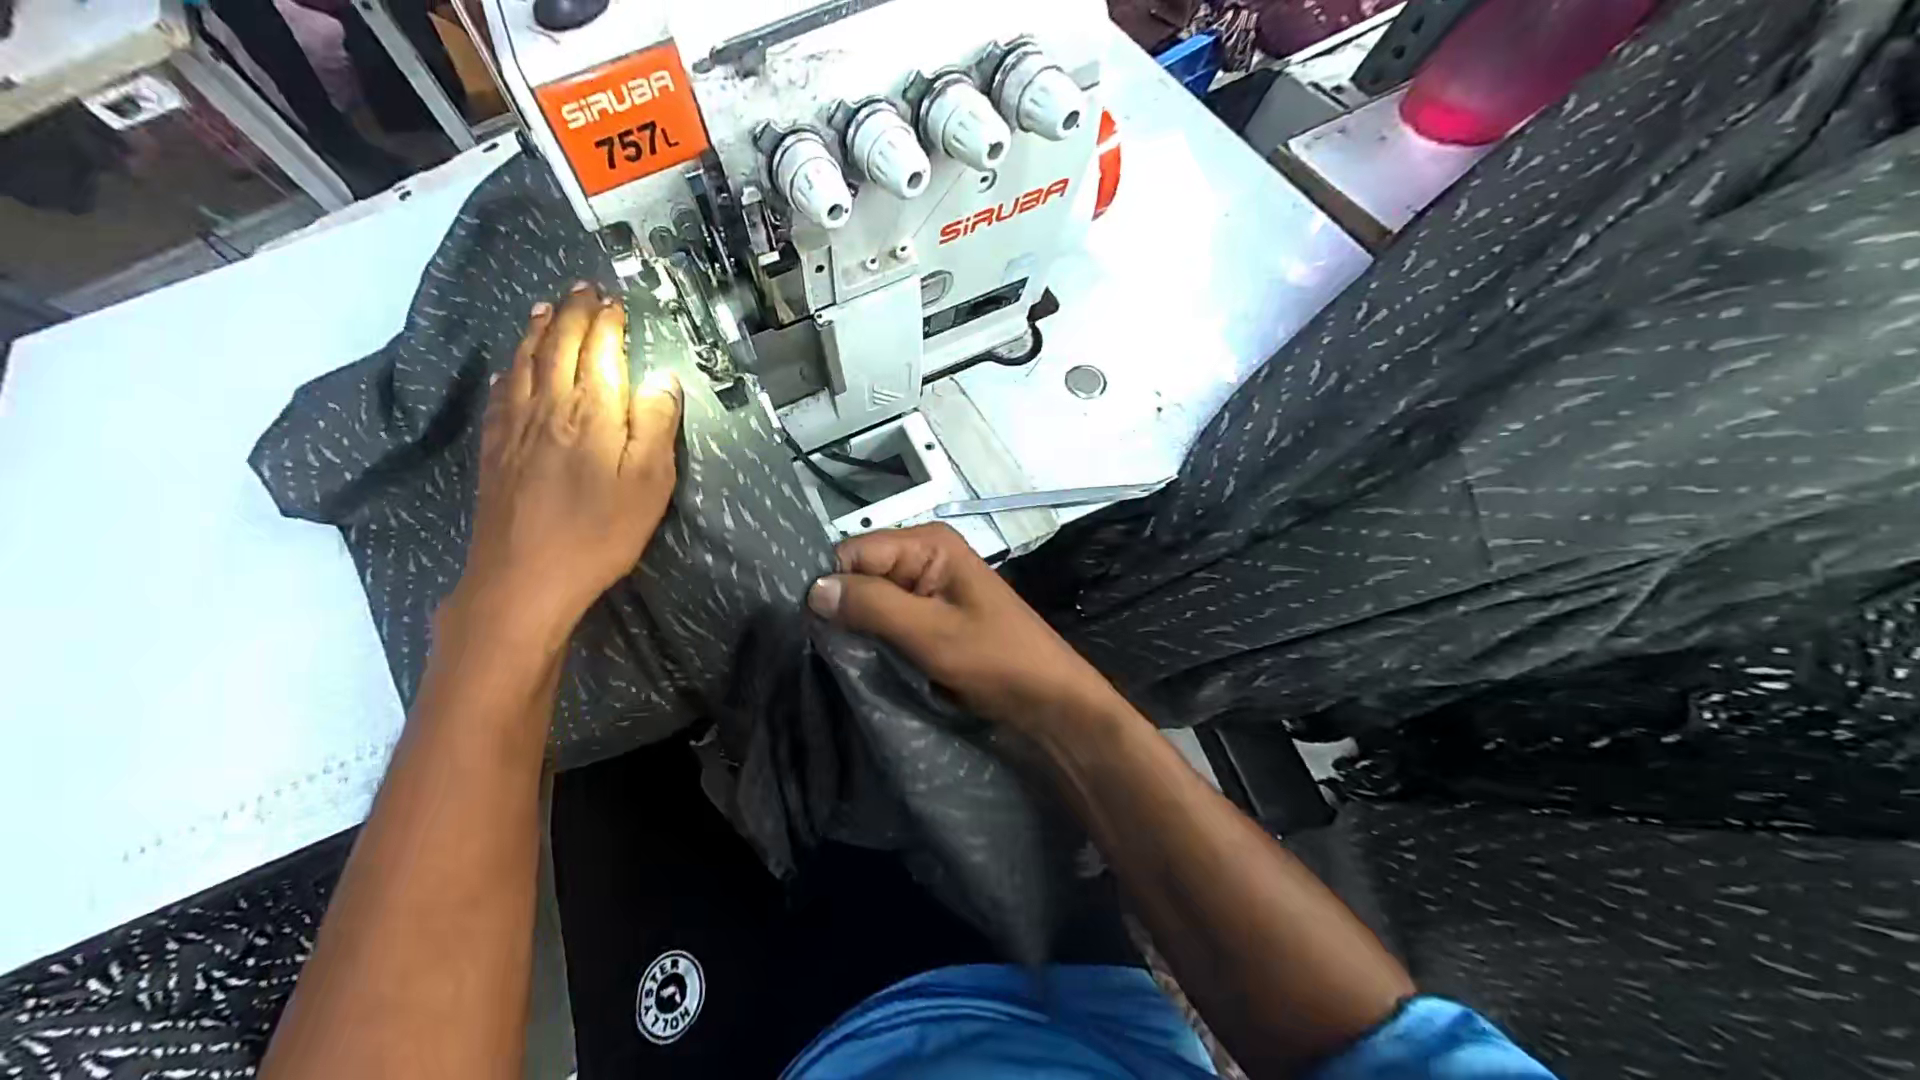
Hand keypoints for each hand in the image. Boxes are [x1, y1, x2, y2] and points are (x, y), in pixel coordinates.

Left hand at [451, 282, 682, 638]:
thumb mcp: (649, 484)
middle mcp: (548, 405)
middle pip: (558, 345)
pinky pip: (501, 391)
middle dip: (573, 313)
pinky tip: (511, 365)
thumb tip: (662, 379)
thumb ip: (656, 426)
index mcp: (591, 411)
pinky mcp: (494, 448)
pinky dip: (510, 367)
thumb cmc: (599, 532)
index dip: (608, 322)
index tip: (615, 300)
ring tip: (547, 308)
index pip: (600, 350)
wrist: (523, 578)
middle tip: (583, 289)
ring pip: (525, 362)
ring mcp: (514, 425)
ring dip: (539, 330)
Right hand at [807, 524, 1123, 736]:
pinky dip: (874, 640)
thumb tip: (813, 589)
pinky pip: (886, 622)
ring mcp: (927, 590)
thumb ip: (872, 606)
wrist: (1048, 702)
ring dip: (858, 628)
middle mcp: (924, 558)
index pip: (853, 551)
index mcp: (929, 544)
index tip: (811, 625)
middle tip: (822, 647)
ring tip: (841, 658)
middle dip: (842, 607)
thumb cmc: (997, 660)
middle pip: (860, 574)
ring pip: (870, 601)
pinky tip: (863, 661)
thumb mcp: (931, 632)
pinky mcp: (929, 619)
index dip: (832, 584)